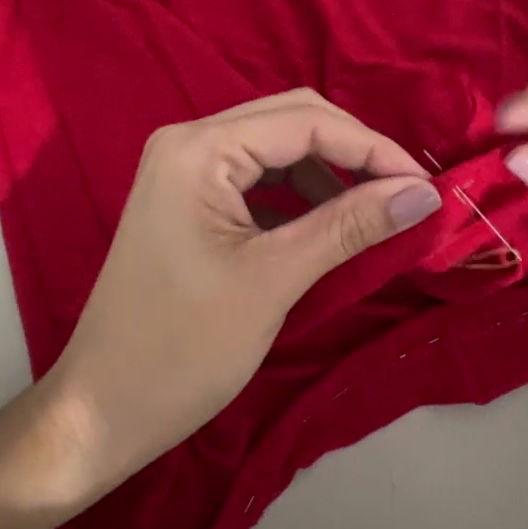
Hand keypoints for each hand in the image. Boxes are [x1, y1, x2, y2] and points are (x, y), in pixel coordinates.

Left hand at [44, 89, 441, 493]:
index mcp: (199, 149)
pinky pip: (256, 175)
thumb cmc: (183, 347)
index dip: (372, 149)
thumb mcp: (274, 280)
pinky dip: (298, 193)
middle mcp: (188, 141)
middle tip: (405, 195)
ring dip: (329, 172)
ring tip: (374, 212)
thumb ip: (350, 226)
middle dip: (353, 152)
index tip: (426, 187)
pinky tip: (328, 221)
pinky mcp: (187, 197)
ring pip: (276, 146)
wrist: (101, 409)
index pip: (305, 122)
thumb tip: (423, 194)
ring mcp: (183, 167)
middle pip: (291, 120)